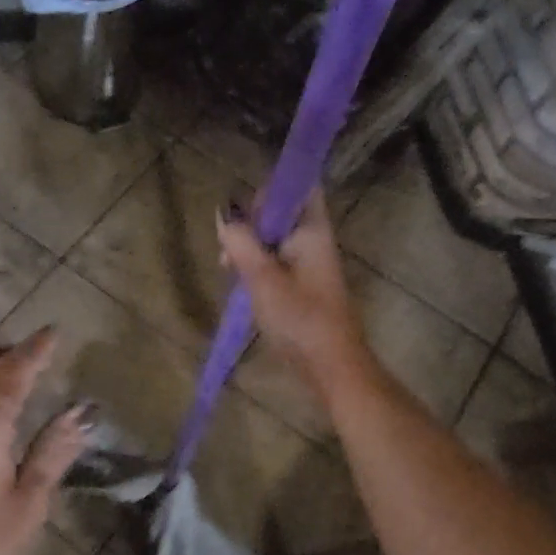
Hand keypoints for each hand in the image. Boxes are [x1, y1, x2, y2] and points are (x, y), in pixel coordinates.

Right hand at [215, 191, 371, 401]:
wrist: (331, 367)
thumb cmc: (300, 319)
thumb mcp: (262, 278)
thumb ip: (241, 243)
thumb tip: (223, 213)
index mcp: (312, 231)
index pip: (299, 187)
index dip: (271, 191)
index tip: (246, 213)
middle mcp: (314, 241)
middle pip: (281, 214)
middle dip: (251, 225)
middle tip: (229, 249)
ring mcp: (310, 265)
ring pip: (274, 240)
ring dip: (249, 249)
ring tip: (228, 270)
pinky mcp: (303, 287)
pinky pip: (277, 263)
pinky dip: (257, 268)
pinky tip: (241, 286)